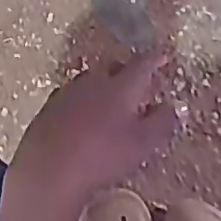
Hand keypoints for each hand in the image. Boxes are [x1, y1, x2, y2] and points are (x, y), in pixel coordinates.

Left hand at [8, 55, 177, 218]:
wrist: (48, 166)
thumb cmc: (102, 155)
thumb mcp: (142, 143)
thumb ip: (161, 122)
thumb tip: (171, 106)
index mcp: (119, 86)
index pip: (142, 65)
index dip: (156, 59)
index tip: (165, 54)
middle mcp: (92, 81)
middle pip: (114, 68)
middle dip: (130, 71)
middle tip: (142, 83)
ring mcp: (68, 91)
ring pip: (93, 80)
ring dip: (107, 85)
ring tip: (117, 102)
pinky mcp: (51, 105)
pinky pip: (76, 95)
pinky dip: (88, 100)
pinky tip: (89, 116)